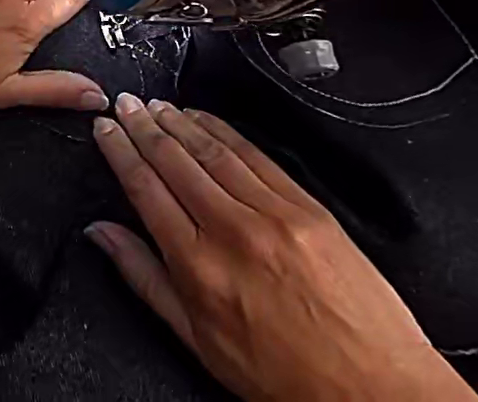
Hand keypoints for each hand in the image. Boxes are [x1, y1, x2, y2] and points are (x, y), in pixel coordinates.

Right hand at [89, 98, 477, 401]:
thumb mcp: (199, 342)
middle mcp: (232, 230)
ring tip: (156, 105)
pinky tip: (206, 119)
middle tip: (125, 104)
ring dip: (179, 120)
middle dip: (144, 126)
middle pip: (175, 160)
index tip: (106, 130)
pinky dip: (223, 130)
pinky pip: (254, 153)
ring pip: (212, 150)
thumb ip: (144, 279)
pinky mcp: (304, 203)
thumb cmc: (285, 377)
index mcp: (199, 268)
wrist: (374, 387)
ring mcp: (271, 211)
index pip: (146, 189)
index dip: (120, 152)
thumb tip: (103, 235)